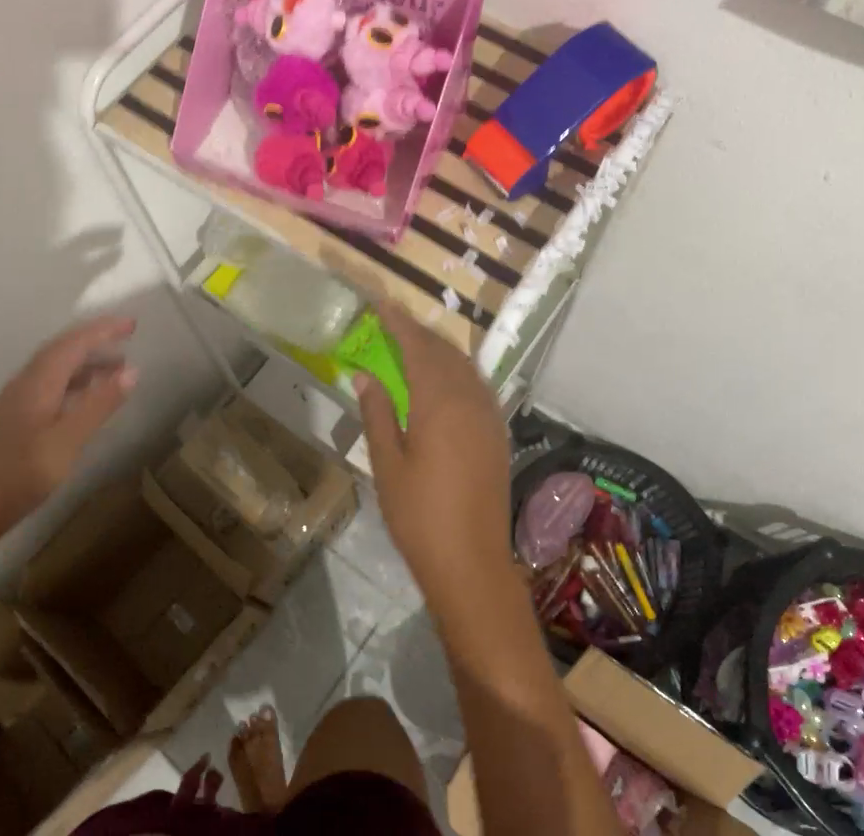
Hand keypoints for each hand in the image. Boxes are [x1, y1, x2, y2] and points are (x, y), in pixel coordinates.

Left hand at [0, 316, 138, 525]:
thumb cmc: (21, 476)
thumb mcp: (67, 441)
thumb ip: (99, 405)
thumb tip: (131, 371)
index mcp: (36, 383)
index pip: (72, 344)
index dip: (102, 330)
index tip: (132, 324)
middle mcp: (24, 383)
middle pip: (62, 349)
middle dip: (95, 339)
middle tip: (128, 337)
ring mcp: (16, 401)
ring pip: (55, 368)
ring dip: (86, 361)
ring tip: (117, 367)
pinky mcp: (15, 418)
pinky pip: (50, 384)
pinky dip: (75, 381)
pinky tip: (87, 396)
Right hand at [355, 303, 511, 588]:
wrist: (471, 561)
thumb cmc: (419, 516)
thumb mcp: (387, 465)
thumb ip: (378, 414)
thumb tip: (365, 375)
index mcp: (440, 403)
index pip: (418, 347)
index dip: (399, 323)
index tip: (381, 303)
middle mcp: (471, 400)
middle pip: (446, 352)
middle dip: (420, 333)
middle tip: (392, 321)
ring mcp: (490, 417)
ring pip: (466, 368)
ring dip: (441, 350)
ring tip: (414, 344)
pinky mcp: (498, 434)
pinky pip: (478, 387)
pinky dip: (458, 372)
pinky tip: (443, 381)